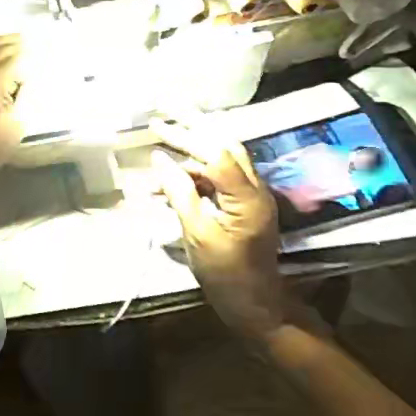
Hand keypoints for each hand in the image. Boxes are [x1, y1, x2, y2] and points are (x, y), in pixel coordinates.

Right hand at [151, 116, 287, 337]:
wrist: (258, 308)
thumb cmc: (227, 276)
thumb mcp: (197, 234)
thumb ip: (179, 192)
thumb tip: (160, 158)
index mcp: (248, 197)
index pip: (216, 154)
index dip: (185, 137)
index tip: (156, 128)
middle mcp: (255, 188)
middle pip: (225, 143)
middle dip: (194, 123)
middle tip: (166, 106)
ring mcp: (251, 195)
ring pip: (222, 156)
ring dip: (192, 144)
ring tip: (163, 132)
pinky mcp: (243, 204)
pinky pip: (218, 176)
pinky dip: (193, 170)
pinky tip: (167, 175)